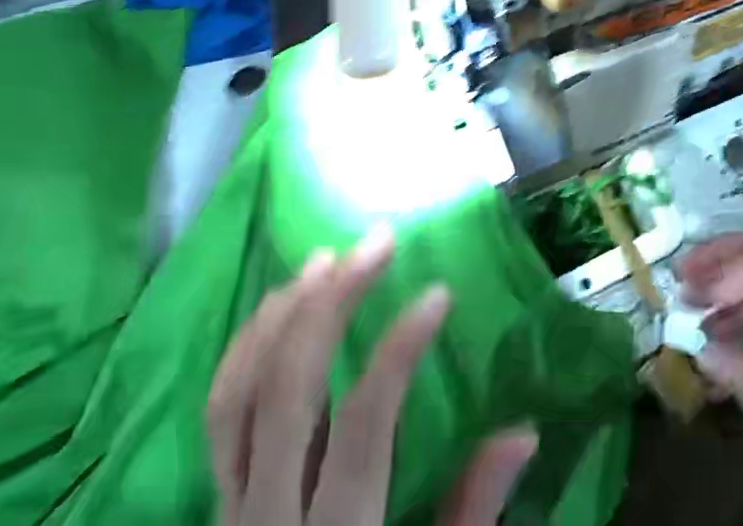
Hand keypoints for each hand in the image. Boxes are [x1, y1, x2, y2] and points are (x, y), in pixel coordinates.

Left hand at [207, 231, 537, 525]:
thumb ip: (472, 512)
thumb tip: (522, 431)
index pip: (362, 425)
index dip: (397, 351)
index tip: (438, 292)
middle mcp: (271, 515)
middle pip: (289, 393)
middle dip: (333, 304)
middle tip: (377, 243)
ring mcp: (234, 506)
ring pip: (240, 395)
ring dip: (284, 315)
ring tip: (326, 258)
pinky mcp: (219, 501)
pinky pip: (219, 414)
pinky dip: (247, 349)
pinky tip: (278, 306)